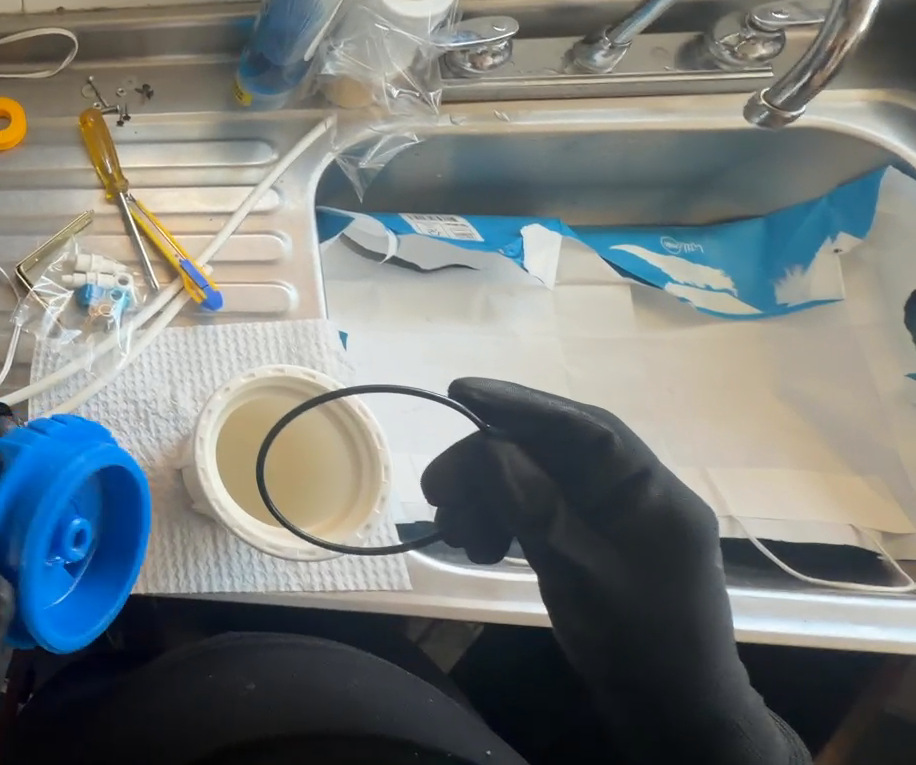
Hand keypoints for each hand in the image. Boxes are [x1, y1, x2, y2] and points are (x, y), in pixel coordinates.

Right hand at [424, 379, 805, 764]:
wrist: (668, 713)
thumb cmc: (638, 642)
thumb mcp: (578, 572)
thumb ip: (534, 505)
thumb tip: (488, 444)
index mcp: (649, 493)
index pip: (584, 427)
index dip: (520, 403)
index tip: (460, 392)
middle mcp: (628, 493)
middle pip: (543, 451)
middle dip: (483, 466)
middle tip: (436, 494)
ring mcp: (604, 514)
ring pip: (526, 477)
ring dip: (481, 497)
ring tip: (455, 535)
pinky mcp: (582, 534)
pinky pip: (527, 505)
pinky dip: (493, 518)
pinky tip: (474, 545)